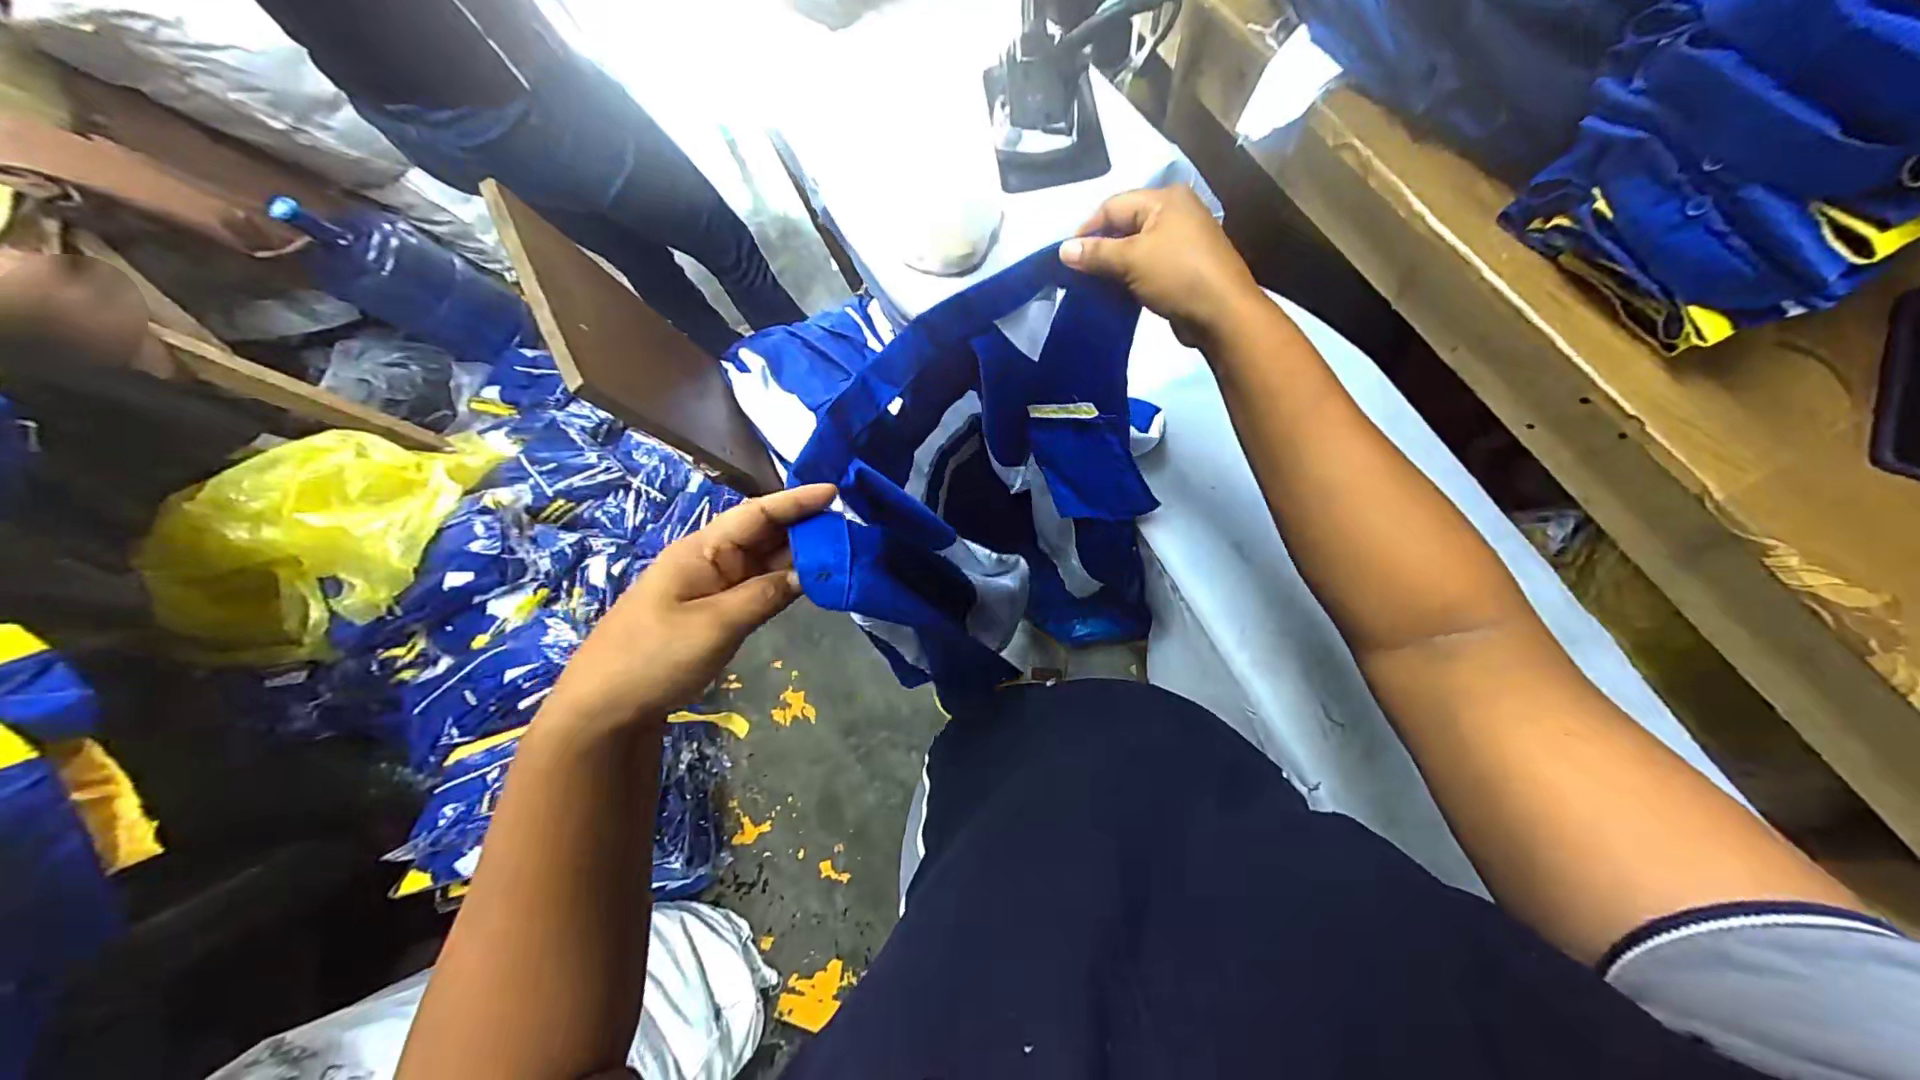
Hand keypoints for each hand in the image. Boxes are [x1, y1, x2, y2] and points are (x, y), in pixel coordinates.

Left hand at [544, 484, 837, 733]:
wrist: (606, 707)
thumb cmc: (654, 657)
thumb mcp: (715, 625)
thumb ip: (764, 595)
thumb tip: (808, 573)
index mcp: (702, 550)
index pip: (756, 514)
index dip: (795, 501)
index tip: (834, 492)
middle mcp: (711, 560)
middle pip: (764, 533)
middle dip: (805, 526)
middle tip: (851, 527)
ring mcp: (714, 586)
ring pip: (765, 560)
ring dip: (800, 555)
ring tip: (843, 549)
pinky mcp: (717, 611)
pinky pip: (759, 586)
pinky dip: (786, 581)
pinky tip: (813, 581)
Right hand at [1059, 185, 1266, 347]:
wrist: (1222, 313)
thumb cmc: (1177, 275)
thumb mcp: (1131, 260)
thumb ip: (1096, 253)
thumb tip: (1063, 250)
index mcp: (1165, 199)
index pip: (1113, 205)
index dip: (1087, 229)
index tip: (1067, 256)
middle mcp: (1175, 212)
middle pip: (1125, 225)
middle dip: (1100, 247)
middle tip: (1078, 272)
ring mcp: (1182, 240)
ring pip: (1135, 247)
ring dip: (1114, 265)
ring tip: (1093, 284)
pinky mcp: (1183, 267)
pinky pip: (1147, 265)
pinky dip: (1129, 276)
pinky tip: (1115, 292)